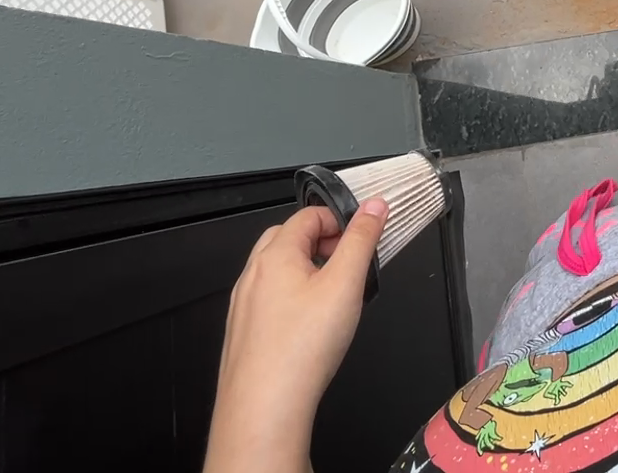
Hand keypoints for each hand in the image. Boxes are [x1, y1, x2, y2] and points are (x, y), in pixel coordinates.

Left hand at [203, 198, 388, 472]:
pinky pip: (270, 298)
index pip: (309, 215)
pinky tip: (312, 323)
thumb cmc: (301, 348)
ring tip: (335, 292)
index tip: (363, 236)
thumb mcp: (346, 283)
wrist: (263, 412)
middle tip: (349, 261)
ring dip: (308, 268)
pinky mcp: (243, 334)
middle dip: (322, 241)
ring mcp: (244, 307)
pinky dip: (293, 296)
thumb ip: (362, 238)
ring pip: (278, 269)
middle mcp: (252, 277)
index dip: (340, 219)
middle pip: (289, 238)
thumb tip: (374, 206)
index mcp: (275, 256)